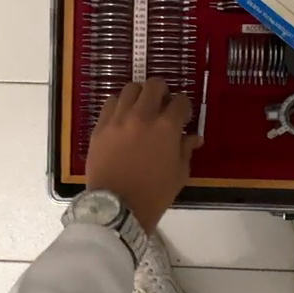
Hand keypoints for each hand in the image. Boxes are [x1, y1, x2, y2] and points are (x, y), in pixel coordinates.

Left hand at [86, 79, 202, 232]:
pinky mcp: (100, 126)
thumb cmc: (154, 194)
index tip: (183, 116)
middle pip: (154, 85)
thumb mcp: (179, 174)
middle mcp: (142, 116)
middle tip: (162, 105)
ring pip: (130, 89)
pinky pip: (110, 103)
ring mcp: (118, 119)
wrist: (117, 207)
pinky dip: (119, 106)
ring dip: (139, 95)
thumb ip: (186, 149)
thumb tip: (193, 136)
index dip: (184, 107)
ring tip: (140, 108)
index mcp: (166, 127)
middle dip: (162, 92)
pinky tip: (122, 117)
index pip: (180, 101)